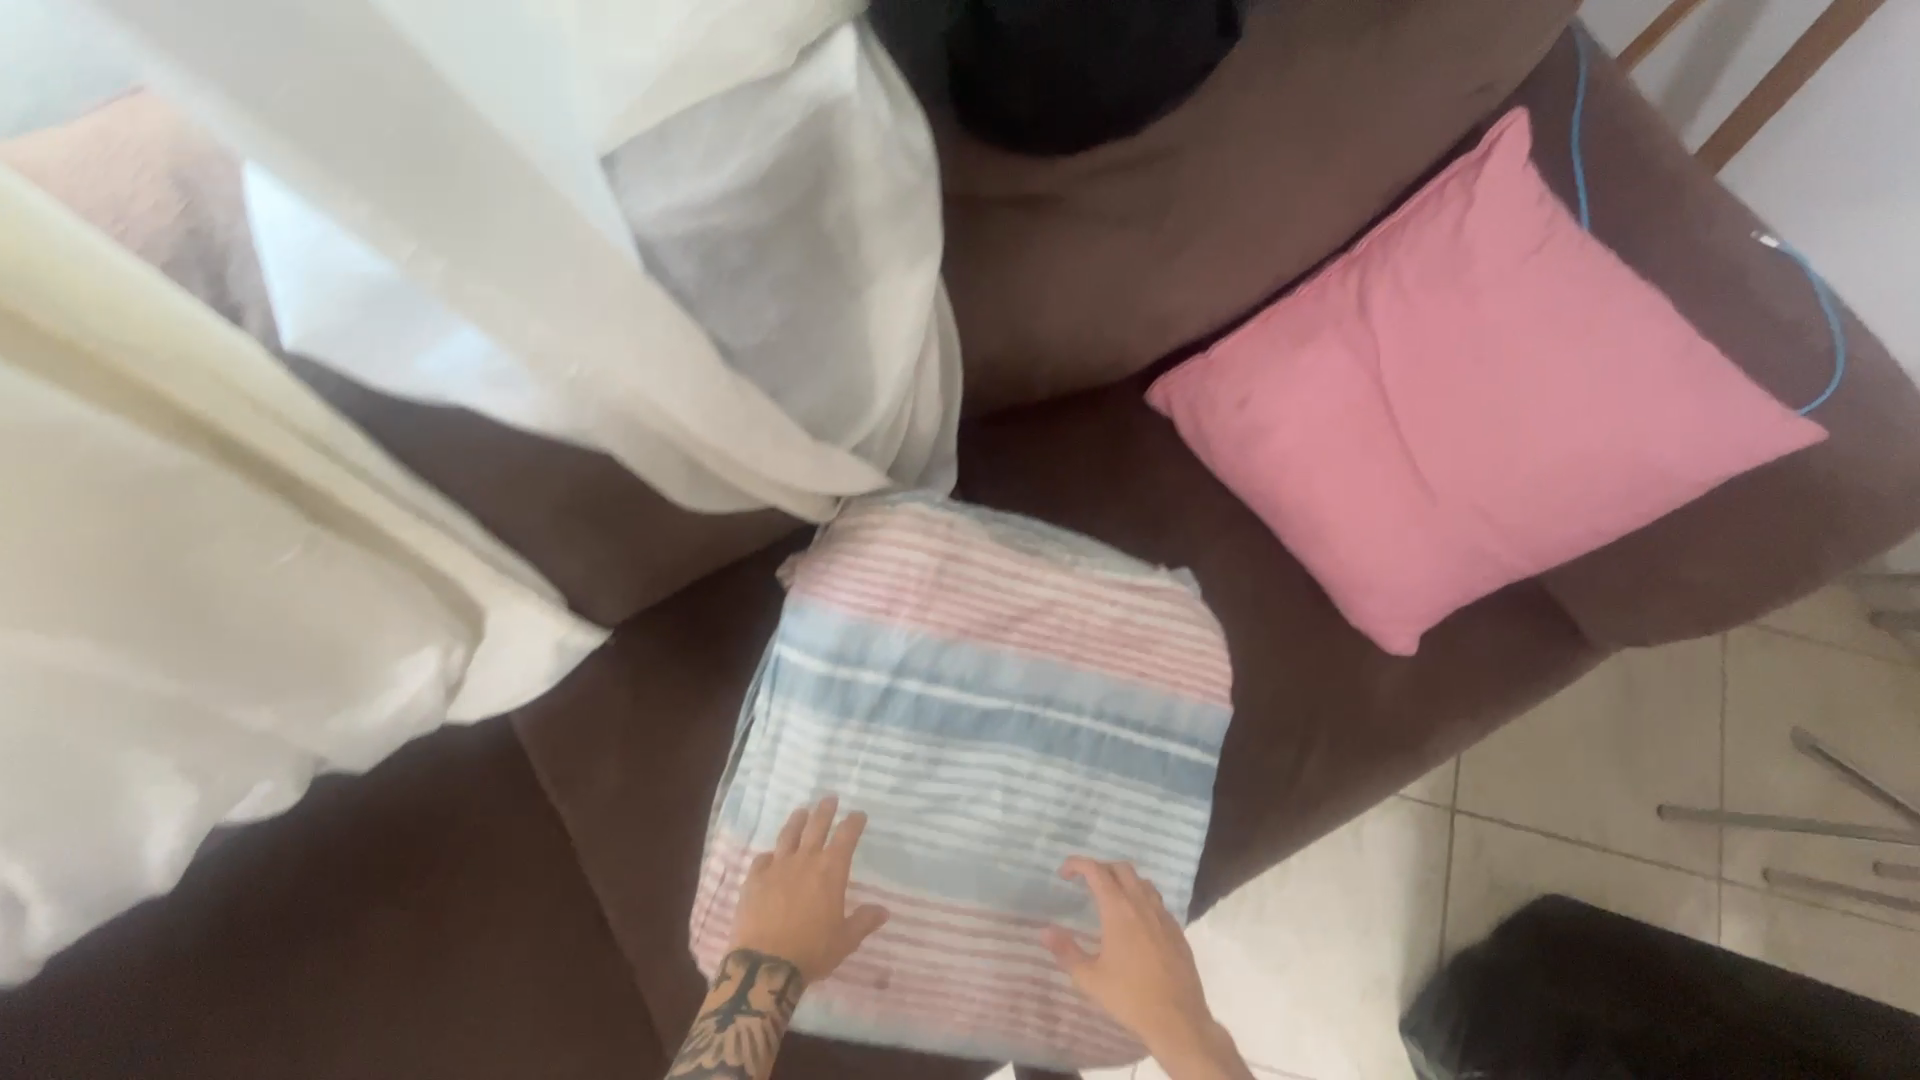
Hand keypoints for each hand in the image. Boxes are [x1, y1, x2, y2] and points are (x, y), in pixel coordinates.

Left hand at [728, 795, 888, 984]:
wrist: (764, 964)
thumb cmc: (812, 951)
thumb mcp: (845, 940)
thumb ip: (863, 922)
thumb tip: (883, 911)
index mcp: (830, 871)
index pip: (846, 837)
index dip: (853, 823)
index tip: (859, 814)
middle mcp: (804, 861)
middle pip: (816, 827)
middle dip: (825, 811)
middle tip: (829, 798)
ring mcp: (776, 868)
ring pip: (788, 836)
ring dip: (796, 821)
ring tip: (801, 811)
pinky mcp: (753, 880)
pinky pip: (762, 860)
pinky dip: (769, 855)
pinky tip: (769, 856)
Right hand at [1044, 858, 1243, 1075]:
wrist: (1178, 1021)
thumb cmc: (1130, 998)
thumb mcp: (1089, 978)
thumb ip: (1065, 951)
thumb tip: (1044, 931)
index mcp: (1119, 910)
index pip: (1096, 870)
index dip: (1077, 864)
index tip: (1064, 874)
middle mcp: (1142, 905)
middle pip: (1121, 868)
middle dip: (1100, 868)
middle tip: (1085, 884)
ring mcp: (1163, 916)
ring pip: (1142, 882)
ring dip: (1123, 881)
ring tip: (1111, 898)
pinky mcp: (1177, 931)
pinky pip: (1157, 902)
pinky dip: (1142, 899)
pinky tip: (1136, 923)